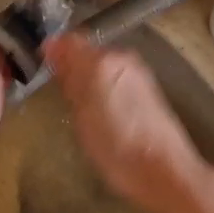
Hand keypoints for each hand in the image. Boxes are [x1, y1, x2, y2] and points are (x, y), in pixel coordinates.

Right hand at [43, 33, 206, 212]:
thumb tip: (51, 48)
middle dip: (73, 68)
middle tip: (65, 97)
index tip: (45, 71)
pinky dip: (107, 87)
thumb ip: (67, 78)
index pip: (68, 40)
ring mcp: (137, 70)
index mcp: (100, 61)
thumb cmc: (117, 148)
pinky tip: (108, 115)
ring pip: (103, 65)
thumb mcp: (81, 117)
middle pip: (87, 51)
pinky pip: (117, 76)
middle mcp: (120, 57)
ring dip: (91, 79)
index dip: (54, 53)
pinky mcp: (148, 86)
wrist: (167, 172)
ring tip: (86, 111)